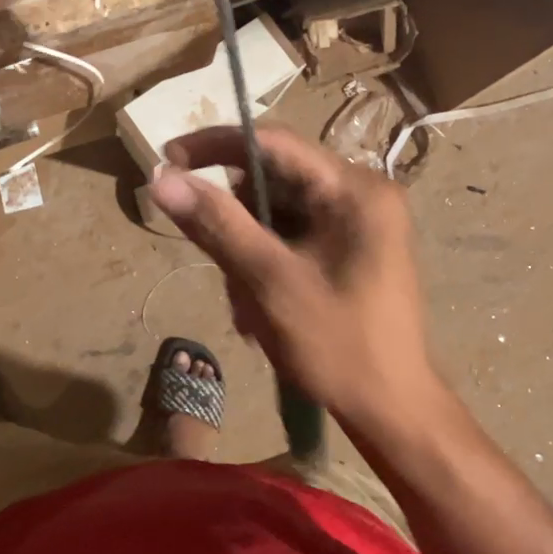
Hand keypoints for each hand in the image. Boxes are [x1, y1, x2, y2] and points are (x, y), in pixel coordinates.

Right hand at [148, 126, 443, 421]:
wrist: (393, 411)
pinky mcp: (347, 245)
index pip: (273, 141)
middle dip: (233, 218)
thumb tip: (159, 178)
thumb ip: (216, 223)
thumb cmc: (339, 346)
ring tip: (242, 300)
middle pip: (272, 177)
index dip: (214, 145)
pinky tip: (255, 304)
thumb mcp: (270, 281)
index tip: (166, 159)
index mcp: (355, 189)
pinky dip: (262, 261)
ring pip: (274, 209)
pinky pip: (288, 234)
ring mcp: (356, 220)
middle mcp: (360, 192)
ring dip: (244, 248)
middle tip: (214, 262)